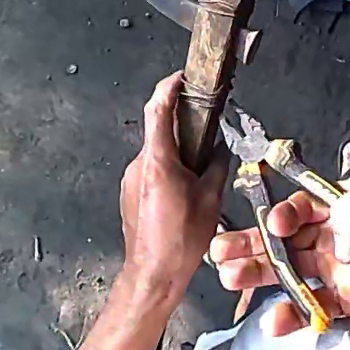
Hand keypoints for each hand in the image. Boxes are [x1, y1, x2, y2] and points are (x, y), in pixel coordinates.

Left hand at [119, 72, 229, 305]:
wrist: (153, 272)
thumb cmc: (180, 241)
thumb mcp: (211, 198)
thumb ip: (217, 166)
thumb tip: (220, 150)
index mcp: (159, 162)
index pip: (159, 109)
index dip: (169, 87)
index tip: (181, 77)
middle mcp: (139, 166)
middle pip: (159, 131)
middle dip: (182, 128)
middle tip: (205, 133)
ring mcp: (130, 179)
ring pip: (156, 153)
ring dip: (176, 154)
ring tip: (198, 174)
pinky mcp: (129, 191)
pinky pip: (150, 170)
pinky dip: (167, 170)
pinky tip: (183, 191)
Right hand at [209, 174, 349, 339]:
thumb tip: (336, 242)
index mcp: (345, 208)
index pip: (303, 208)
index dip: (283, 214)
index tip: (274, 224)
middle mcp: (335, 238)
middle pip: (284, 239)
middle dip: (252, 242)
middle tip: (221, 250)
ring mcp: (338, 273)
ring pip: (288, 270)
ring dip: (258, 273)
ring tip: (228, 276)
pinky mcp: (346, 304)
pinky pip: (310, 308)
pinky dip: (290, 314)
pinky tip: (272, 320)